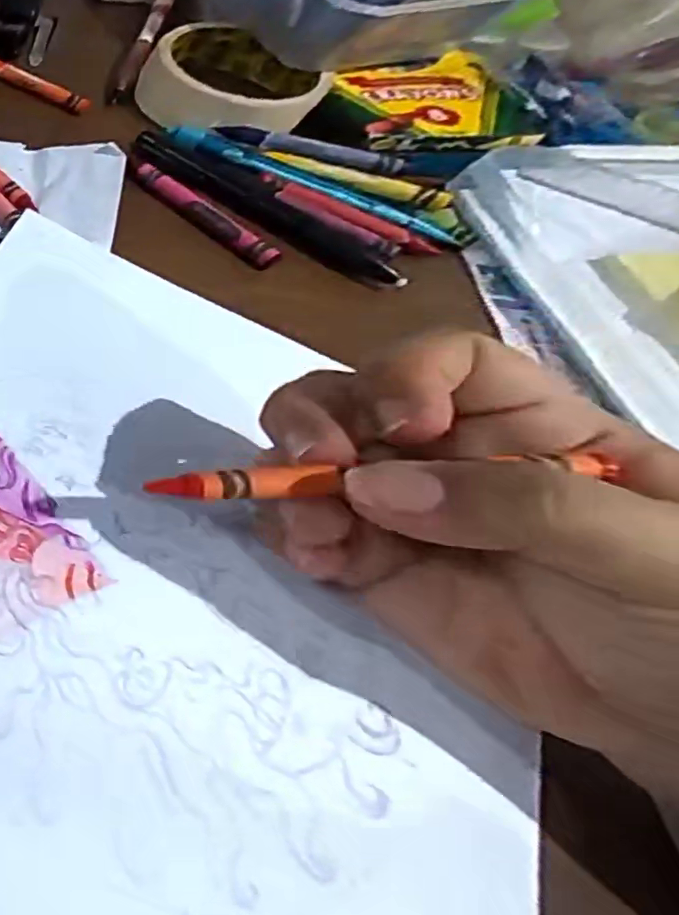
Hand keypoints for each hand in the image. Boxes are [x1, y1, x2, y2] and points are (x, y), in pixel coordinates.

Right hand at [258, 331, 678, 801]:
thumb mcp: (651, 550)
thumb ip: (519, 504)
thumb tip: (369, 485)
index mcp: (525, 428)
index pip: (443, 363)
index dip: (404, 376)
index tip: (401, 427)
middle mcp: (439, 455)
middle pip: (341, 399)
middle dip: (306, 421)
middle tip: (311, 463)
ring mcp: (392, 509)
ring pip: (300, 461)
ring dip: (286, 486)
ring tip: (314, 535)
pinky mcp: (362, 560)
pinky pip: (297, 529)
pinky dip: (288, 538)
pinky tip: (318, 565)